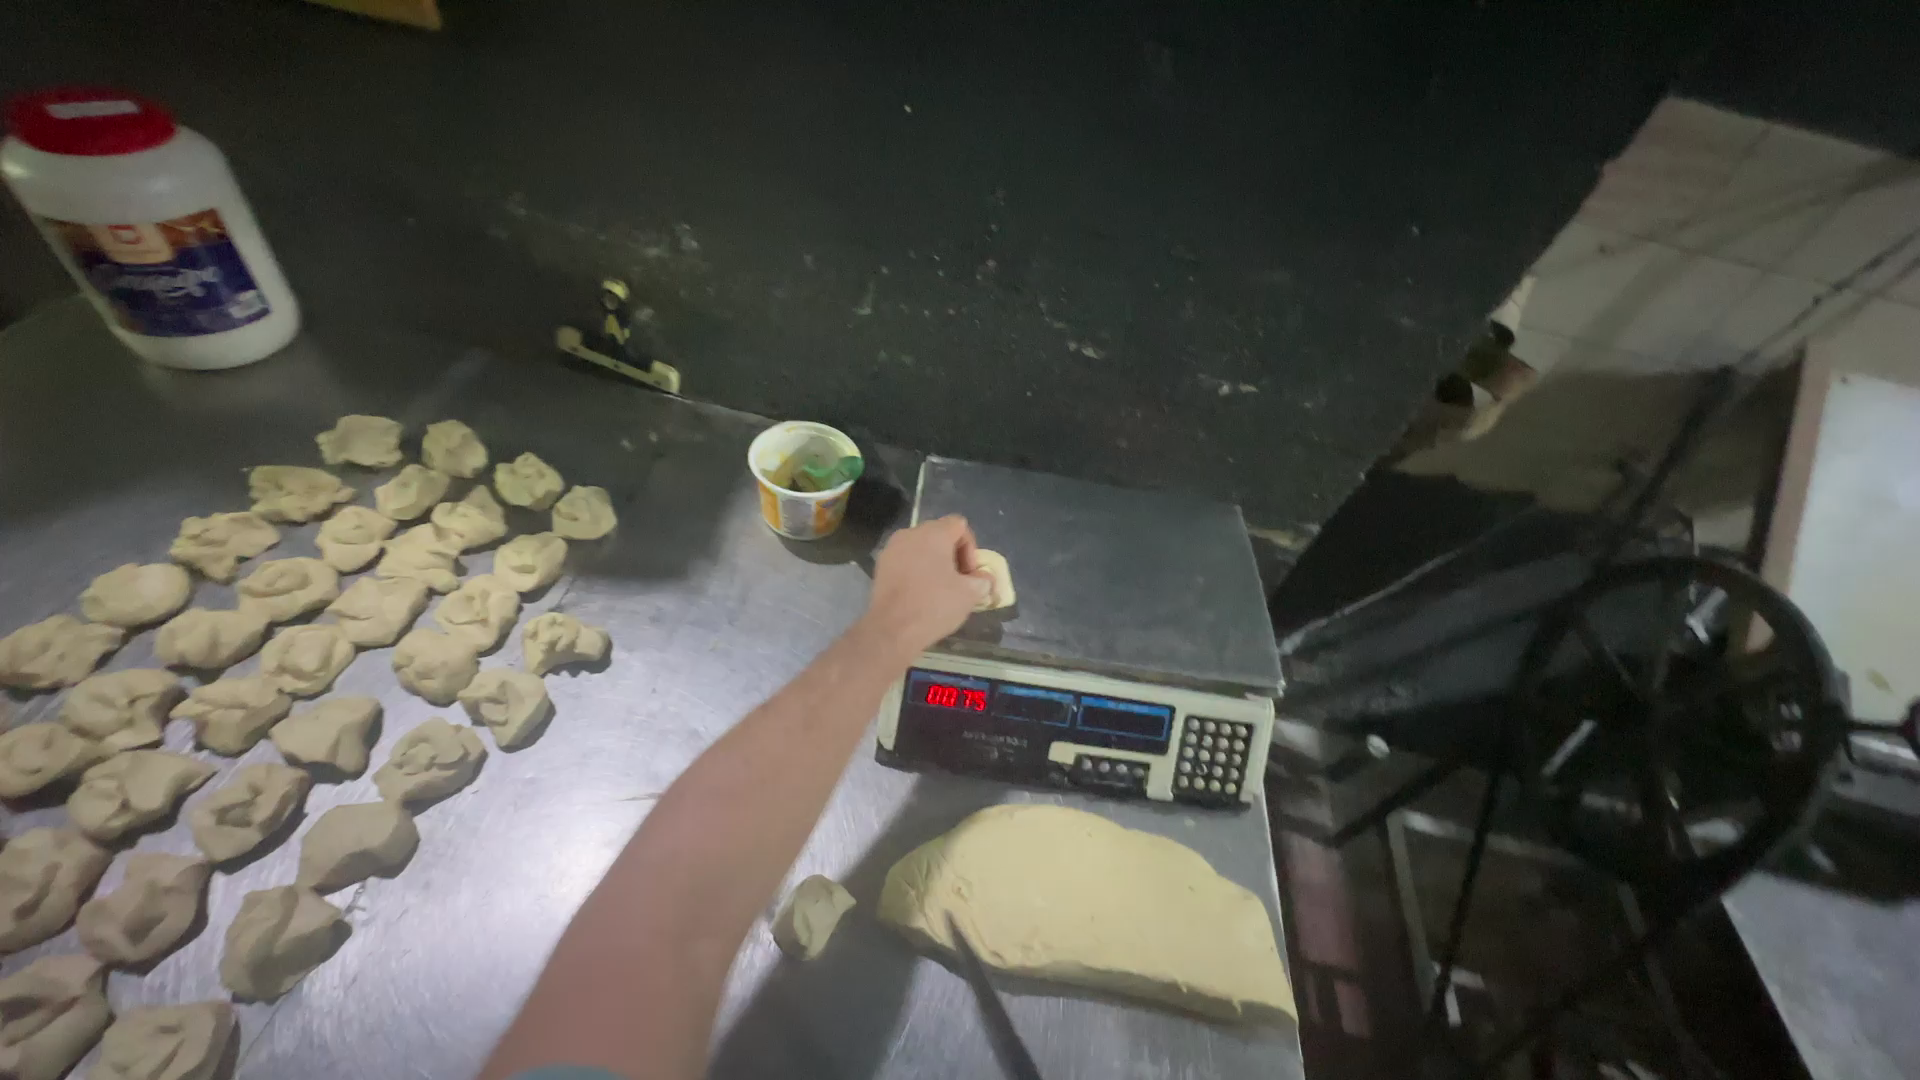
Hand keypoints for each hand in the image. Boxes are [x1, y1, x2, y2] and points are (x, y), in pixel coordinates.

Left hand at [864, 515, 991, 655]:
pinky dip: (916, 570)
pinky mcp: (881, 566)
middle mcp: (910, 533)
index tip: (969, 574)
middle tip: (958, 581)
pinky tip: (920, 593)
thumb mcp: (970, 594)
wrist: (892, 629)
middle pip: (939, 534)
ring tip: (939, 588)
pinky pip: (906, 560)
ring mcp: (892, 549)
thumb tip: (985, 579)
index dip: (970, 548)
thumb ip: (983, 581)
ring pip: (921, 548)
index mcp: (934, 533)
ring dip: (934, 563)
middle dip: (953, 555)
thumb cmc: (935, 605)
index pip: (959, 525)